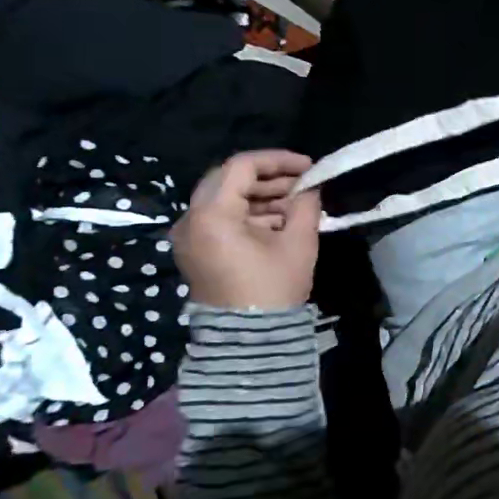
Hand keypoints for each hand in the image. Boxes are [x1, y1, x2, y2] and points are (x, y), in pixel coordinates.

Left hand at [171, 150, 320, 310]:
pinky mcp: (194, 250)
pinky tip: (279, 221)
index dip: (278, 160)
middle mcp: (190, 219)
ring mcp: (189, 235)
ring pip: (224, 198)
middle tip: (303, 183)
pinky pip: (219, 219)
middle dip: (268, 177)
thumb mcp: (299, 243)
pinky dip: (248, 213)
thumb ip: (306, 206)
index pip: (241, 167)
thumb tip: (310, 187)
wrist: (249, 338)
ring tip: (296, 203)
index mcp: (212, 214)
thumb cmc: (274, 288)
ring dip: (259, 195)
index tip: (309, 166)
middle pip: (228, 180)